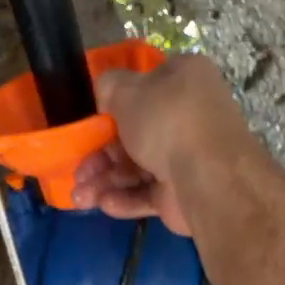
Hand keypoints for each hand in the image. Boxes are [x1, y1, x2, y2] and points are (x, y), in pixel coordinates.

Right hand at [72, 54, 256, 235]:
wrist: (208, 177)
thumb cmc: (167, 121)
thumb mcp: (128, 91)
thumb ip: (109, 87)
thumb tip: (104, 90)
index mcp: (182, 80)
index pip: (144, 87)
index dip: (112, 106)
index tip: (89, 124)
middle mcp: (187, 116)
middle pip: (134, 134)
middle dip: (99, 156)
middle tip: (77, 172)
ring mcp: (186, 156)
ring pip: (136, 168)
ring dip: (104, 181)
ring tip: (79, 197)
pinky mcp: (181, 192)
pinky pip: (147, 193)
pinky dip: (124, 199)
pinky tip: (103, 204)